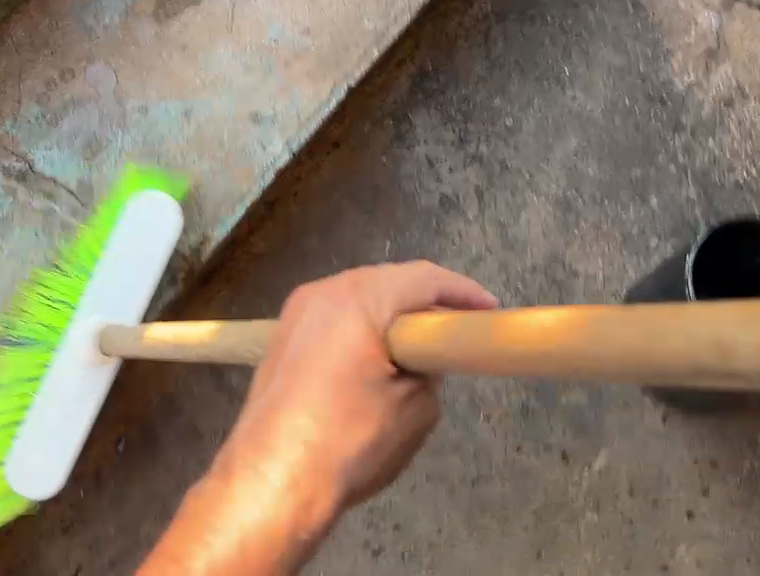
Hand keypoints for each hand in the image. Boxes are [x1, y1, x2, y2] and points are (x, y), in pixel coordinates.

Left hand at [212, 261, 498, 519]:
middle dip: (425, 301)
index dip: (462, 291)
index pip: (423, 279)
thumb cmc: (348, 442)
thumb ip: (431, 371)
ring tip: (421, 343)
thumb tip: (424, 360)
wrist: (271, 480)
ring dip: (392, 313)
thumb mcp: (414, 409)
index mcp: (358, 297)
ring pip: (359, 296)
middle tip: (458, 326)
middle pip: (388, 280)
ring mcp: (298, 310)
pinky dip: (363, 326)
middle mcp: (323, 290)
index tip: (489, 310)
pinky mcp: (284, 335)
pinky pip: (336, 315)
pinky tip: (377, 354)